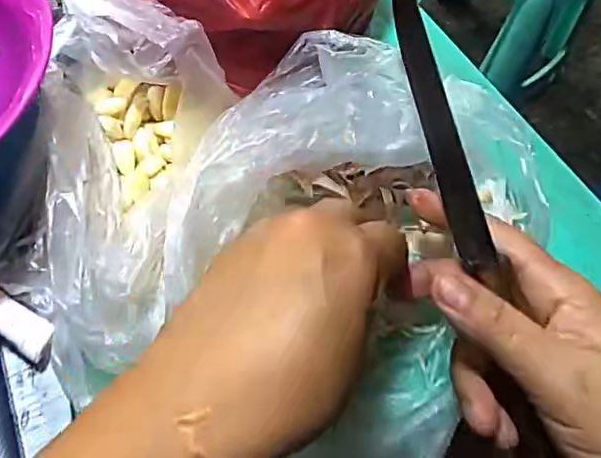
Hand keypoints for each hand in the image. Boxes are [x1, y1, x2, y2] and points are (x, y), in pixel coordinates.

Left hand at [46, 201, 407, 457]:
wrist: (204, 386)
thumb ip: (367, 307)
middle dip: (358, 240)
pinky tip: (273, 287)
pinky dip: (285, 249)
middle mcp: (309, 223)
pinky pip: (274, 233)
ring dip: (319, 241)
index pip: (392, 236)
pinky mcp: (235, 238)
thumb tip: (367, 293)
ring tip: (309, 284)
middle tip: (353, 283)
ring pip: (308, 219)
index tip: (390, 296)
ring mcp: (267, 225)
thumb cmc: (294, 382)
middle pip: (348, 214)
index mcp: (349, 247)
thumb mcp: (354, 356)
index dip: (396, 267)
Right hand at [408, 191, 600, 457]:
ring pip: (478, 344)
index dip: (454, 218)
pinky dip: (488, 405)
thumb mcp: (560, 375)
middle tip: (423, 327)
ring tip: (491, 428)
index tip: (410, 201)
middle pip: (476, 298)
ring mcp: (539, 354)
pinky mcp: (535, 391)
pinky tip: (501, 435)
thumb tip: (434, 272)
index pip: (497, 239)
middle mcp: (544, 315)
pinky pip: (491, 380)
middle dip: (461, 332)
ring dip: (475, 384)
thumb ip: (494, 323)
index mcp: (559, 293)